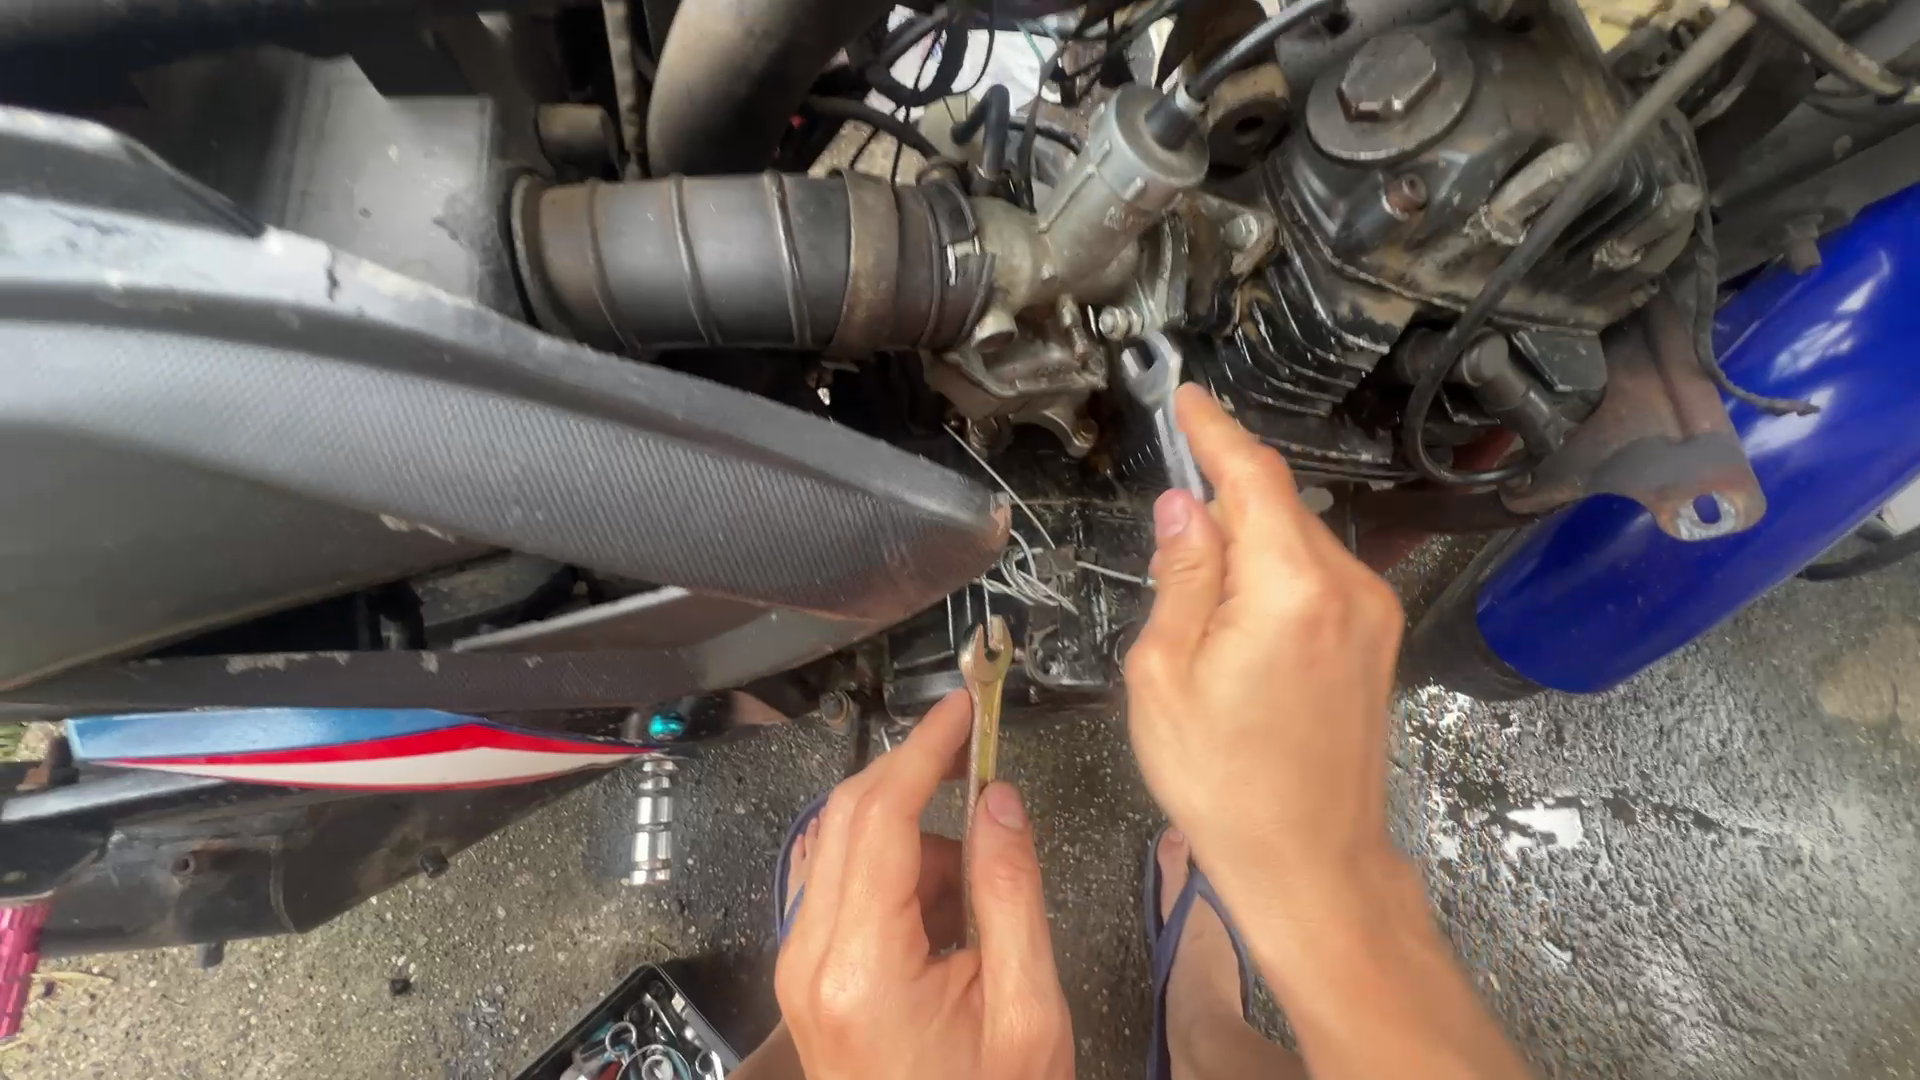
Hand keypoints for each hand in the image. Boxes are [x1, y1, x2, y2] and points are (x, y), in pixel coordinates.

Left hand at [774, 691, 1074, 1079]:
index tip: (963, 708)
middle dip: (917, 771)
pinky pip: (847, 874)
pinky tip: (946, 911)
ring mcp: (800, 960)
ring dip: (916, 831)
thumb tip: (998, 797)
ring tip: (976, 892)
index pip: (883, 816)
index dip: (925, 748)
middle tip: (978, 759)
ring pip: (848, 837)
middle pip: (852, 811)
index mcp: (862, 966)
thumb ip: (1011, 888)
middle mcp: (810, 954)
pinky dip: (901, 864)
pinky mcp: (809, 965)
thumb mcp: (1026, 1008)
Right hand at [1123, 384, 1403, 919]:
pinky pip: (1315, 573)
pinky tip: (1235, 612)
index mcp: (1289, 590)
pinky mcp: (1375, 638)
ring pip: (1295, 538)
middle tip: (1168, 525)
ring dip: (1243, 539)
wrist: (1306, 860)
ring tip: (1195, 593)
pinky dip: (1270, 568)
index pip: (1253, 477)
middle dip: (1219, 498)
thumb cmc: (1221, 777)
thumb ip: (1181, 573)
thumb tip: (1182, 506)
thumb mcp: (1164, 671)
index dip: (1215, 431)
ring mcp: (1372, 613)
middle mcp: (1346, 588)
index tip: (1187, 398)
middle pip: (1276, 505)